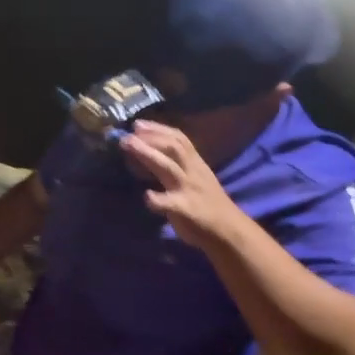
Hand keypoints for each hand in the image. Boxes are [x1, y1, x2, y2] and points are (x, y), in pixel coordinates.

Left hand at [119, 121, 249, 252]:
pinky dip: (158, 199)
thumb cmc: (205, 205)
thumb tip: (152, 157)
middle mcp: (192, 172)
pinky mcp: (186, 209)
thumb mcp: (192, 180)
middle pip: (173, 147)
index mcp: (194, 164)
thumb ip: (176, 169)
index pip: (178, 140)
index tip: (139, 124)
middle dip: (151, 137)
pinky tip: (146, 196)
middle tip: (128, 132)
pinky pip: (171, 203)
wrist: (226, 229)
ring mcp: (189, 189)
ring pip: (169, 167)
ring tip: (130, 147)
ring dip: (148, 155)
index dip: (159, 130)